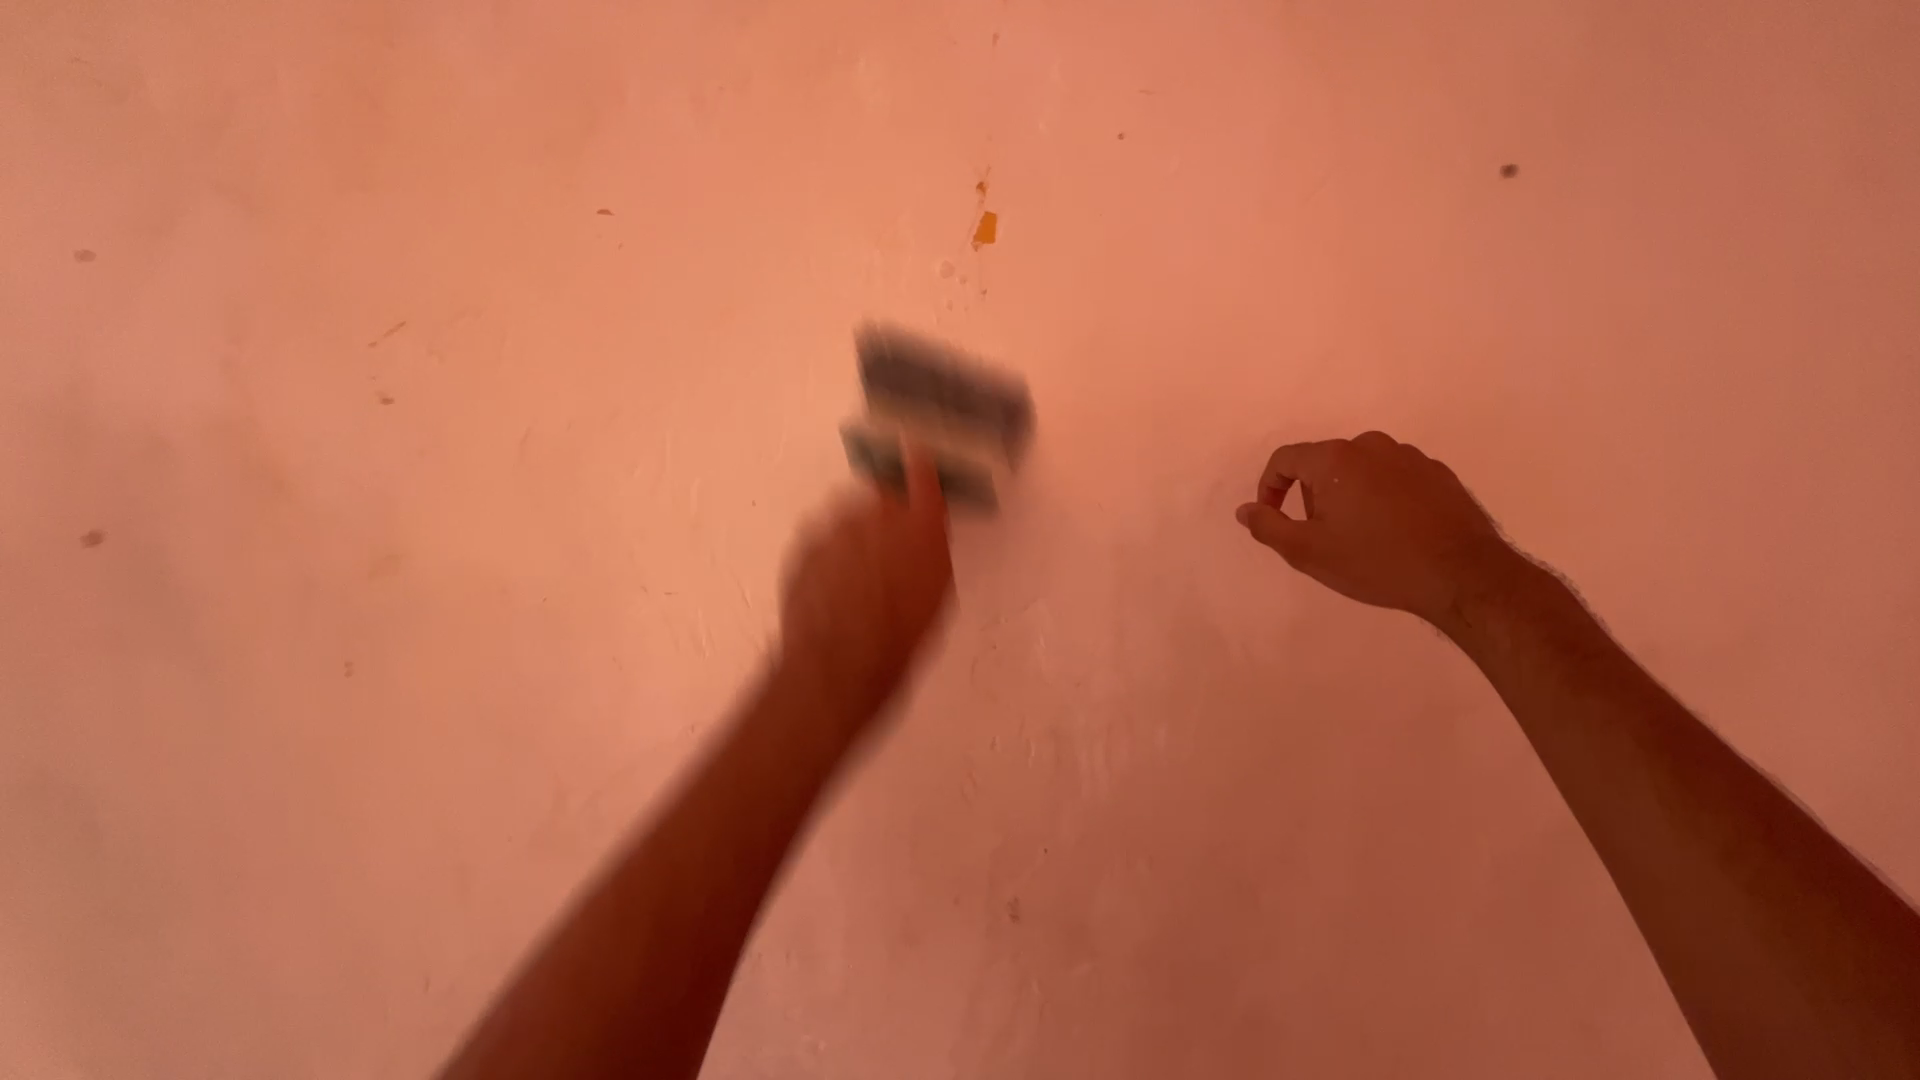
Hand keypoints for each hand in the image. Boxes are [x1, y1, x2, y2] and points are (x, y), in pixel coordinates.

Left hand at [778, 446, 953, 718]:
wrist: (836, 665)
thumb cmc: (900, 639)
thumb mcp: (937, 595)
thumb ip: (932, 549)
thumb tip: (928, 529)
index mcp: (918, 524)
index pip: (921, 475)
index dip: (919, 463)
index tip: (916, 451)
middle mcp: (874, 515)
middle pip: (880, 496)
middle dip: (885, 513)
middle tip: (890, 550)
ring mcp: (833, 527)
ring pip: (847, 516)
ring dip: (854, 534)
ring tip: (858, 578)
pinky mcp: (804, 547)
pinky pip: (822, 540)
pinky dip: (830, 554)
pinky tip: (834, 586)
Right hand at [1235, 432, 1521, 624]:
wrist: (1462, 575)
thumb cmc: (1375, 562)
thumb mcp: (1307, 552)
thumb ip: (1268, 526)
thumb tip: (1246, 510)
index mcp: (1335, 460)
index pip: (1285, 459)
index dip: (1269, 487)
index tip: (1272, 517)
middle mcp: (1370, 446)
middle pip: (1323, 463)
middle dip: (1312, 495)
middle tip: (1320, 536)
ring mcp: (1409, 457)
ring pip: (1359, 470)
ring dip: (1348, 496)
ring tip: (1358, 537)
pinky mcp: (1438, 474)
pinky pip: (1393, 478)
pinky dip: (1381, 498)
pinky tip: (1392, 533)